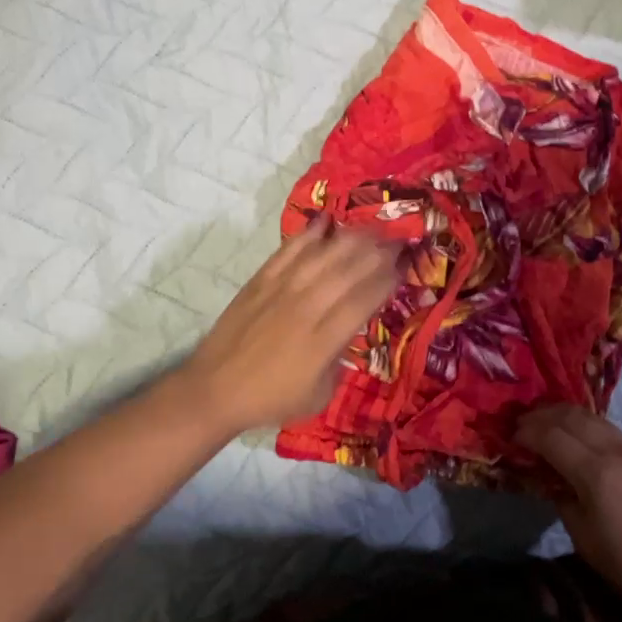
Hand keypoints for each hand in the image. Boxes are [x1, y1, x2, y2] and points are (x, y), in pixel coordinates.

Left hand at [179, 215, 401, 432]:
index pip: (364, 300)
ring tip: (370, 227)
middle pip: (348, 271)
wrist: (216, 389)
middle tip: (397, 238)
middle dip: (377, 251)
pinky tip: (325, 222)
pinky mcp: (260, 281)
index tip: (405, 265)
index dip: (387, 280)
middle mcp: (306, 308)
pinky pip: (288, 251)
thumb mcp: (319, 395)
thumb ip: (340, 362)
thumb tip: (350, 335)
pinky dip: (308, 235)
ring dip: (349, 238)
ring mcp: (281, 290)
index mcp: (323, 340)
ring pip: (322, 256)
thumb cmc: (271, 399)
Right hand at [517, 405, 621, 620]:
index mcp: (596, 474)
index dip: (528, 433)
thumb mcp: (582, 537)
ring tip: (548, 423)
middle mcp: (616, 451)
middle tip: (524, 422)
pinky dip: (589, 426)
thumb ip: (560, 497)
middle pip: (572, 417)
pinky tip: (581, 437)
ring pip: (594, 418)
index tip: (512, 435)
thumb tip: (546, 475)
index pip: (552, 437)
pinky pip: (613, 430)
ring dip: (566, 416)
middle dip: (543, 415)